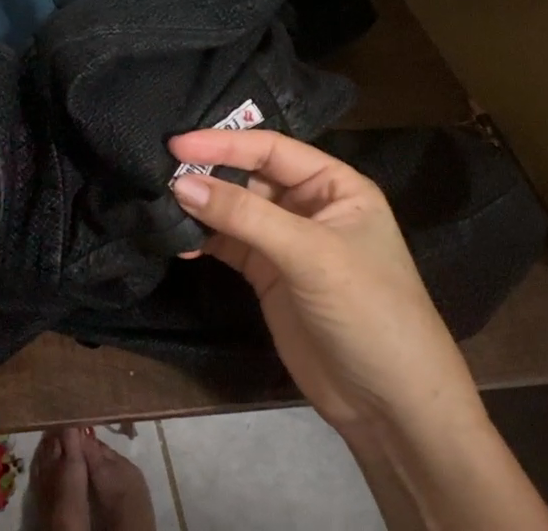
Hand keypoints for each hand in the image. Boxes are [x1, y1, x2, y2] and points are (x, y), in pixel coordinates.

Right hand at [166, 130, 478, 433]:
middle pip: (246, 174)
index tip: (175, 144)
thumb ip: (244, 215)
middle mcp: (308, 206)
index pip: (271, 149)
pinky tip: (177, 241)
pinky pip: (225, 242)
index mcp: (335, 187)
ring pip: (232, 208)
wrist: (389, 404)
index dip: (223, 142)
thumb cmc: (367, 311)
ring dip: (199, 206)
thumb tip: (179, 184)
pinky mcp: (265, 273)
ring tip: (160, 203)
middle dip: (206, 172)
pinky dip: (200, 239)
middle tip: (158, 169)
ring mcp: (285, 241)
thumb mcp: (310, 255)